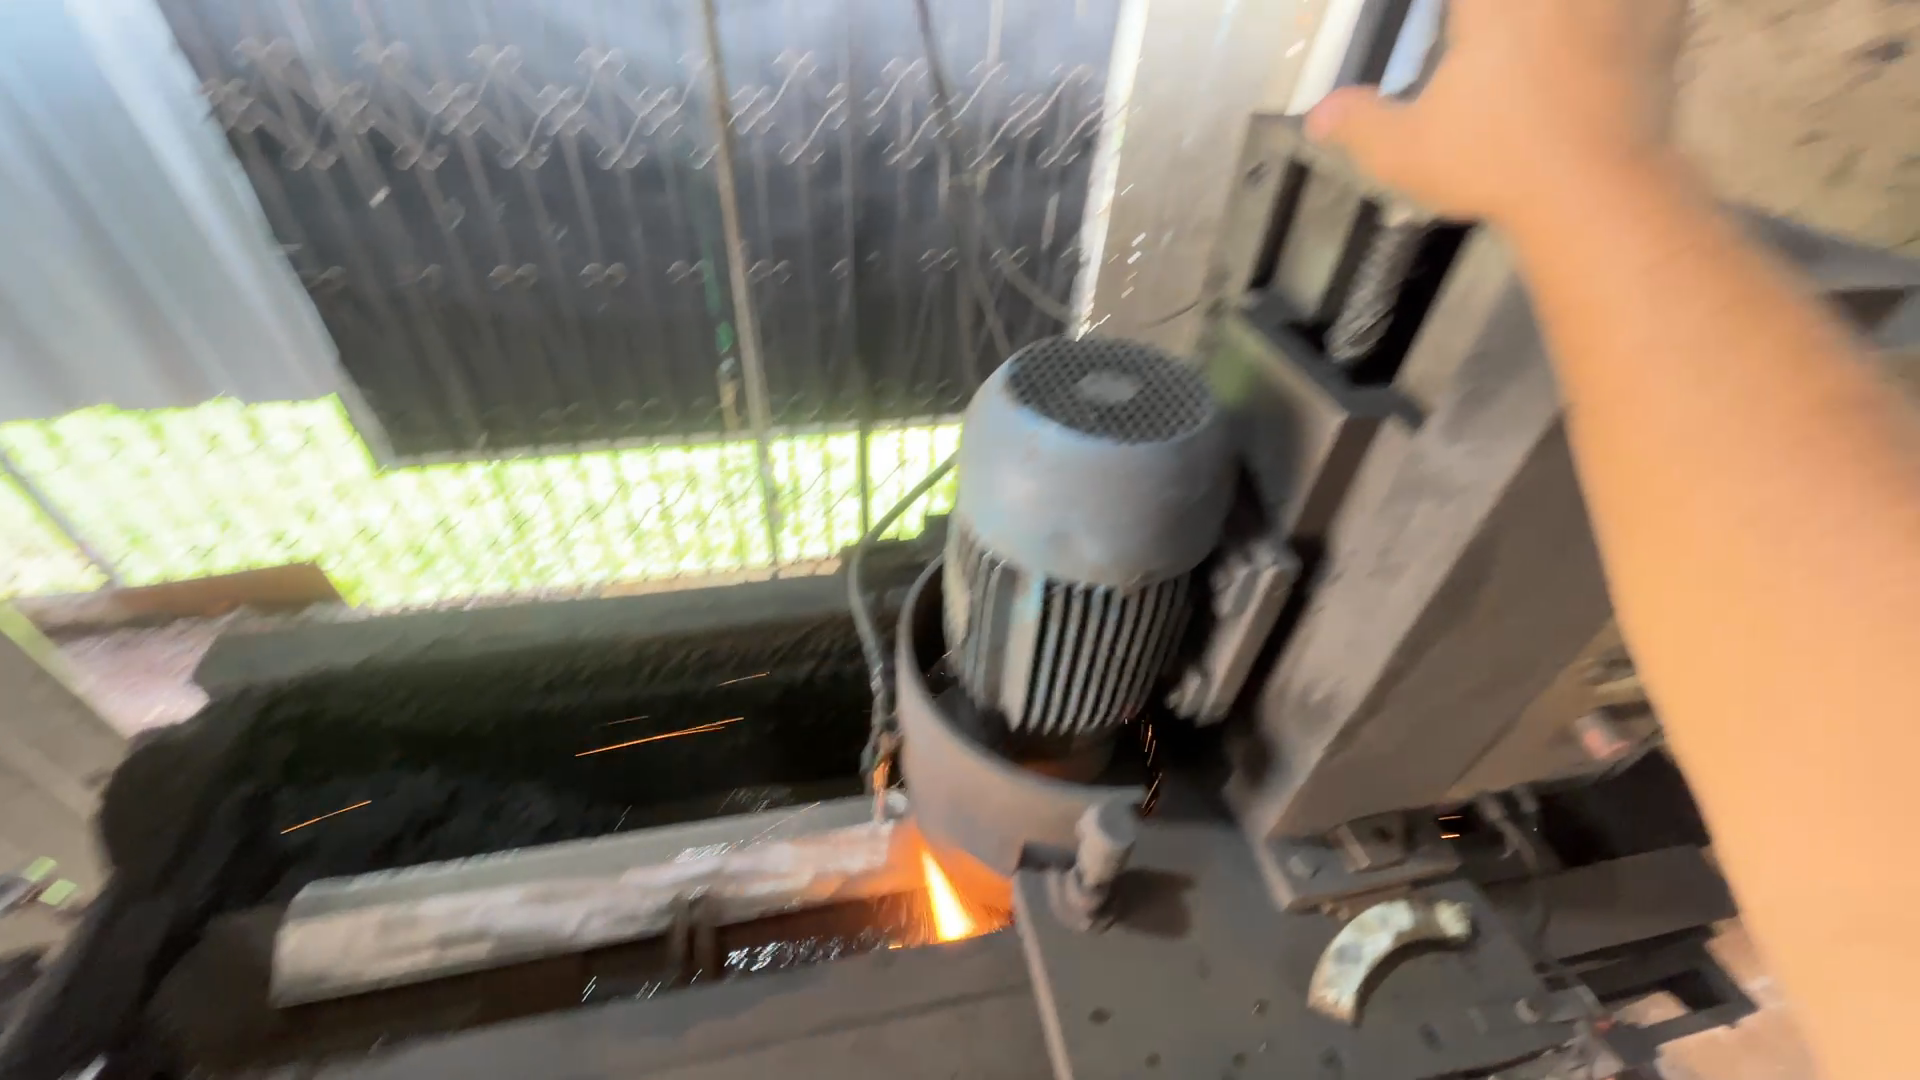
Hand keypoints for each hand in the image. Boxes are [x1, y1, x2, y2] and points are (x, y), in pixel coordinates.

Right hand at [1306, 0, 1687, 226]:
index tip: (1441, 24)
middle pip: (1514, 0)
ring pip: (1575, 3)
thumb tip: (1315, 114)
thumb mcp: (1401, 152)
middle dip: (1495, 14)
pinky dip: (1628, 9)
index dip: (1452, 13)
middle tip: (1483, 27)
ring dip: (1559, 16)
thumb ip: (1357, 124)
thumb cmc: (1488, 163)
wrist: (1590, 188)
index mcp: (1492, 4)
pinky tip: (1611, 20)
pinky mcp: (1664, 16)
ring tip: (1544, 26)